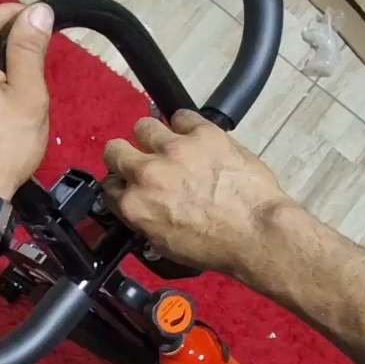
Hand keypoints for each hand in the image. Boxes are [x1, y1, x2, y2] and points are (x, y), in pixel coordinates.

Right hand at [101, 111, 299, 276]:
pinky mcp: (203, 133)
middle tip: (144, 164)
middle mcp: (147, 173)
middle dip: (125, 157)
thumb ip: (143, 221)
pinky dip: (185, 126)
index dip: (121, 187)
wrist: (255, 231)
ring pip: (143, 126)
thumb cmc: (215, 247)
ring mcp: (174, 149)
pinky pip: (182, 116)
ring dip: (152, 137)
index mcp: (134, 205)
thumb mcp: (165, 246)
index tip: (131, 187)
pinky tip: (194, 138)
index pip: (109, 187)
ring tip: (169, 148)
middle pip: (114, 150)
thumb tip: (141, 207)